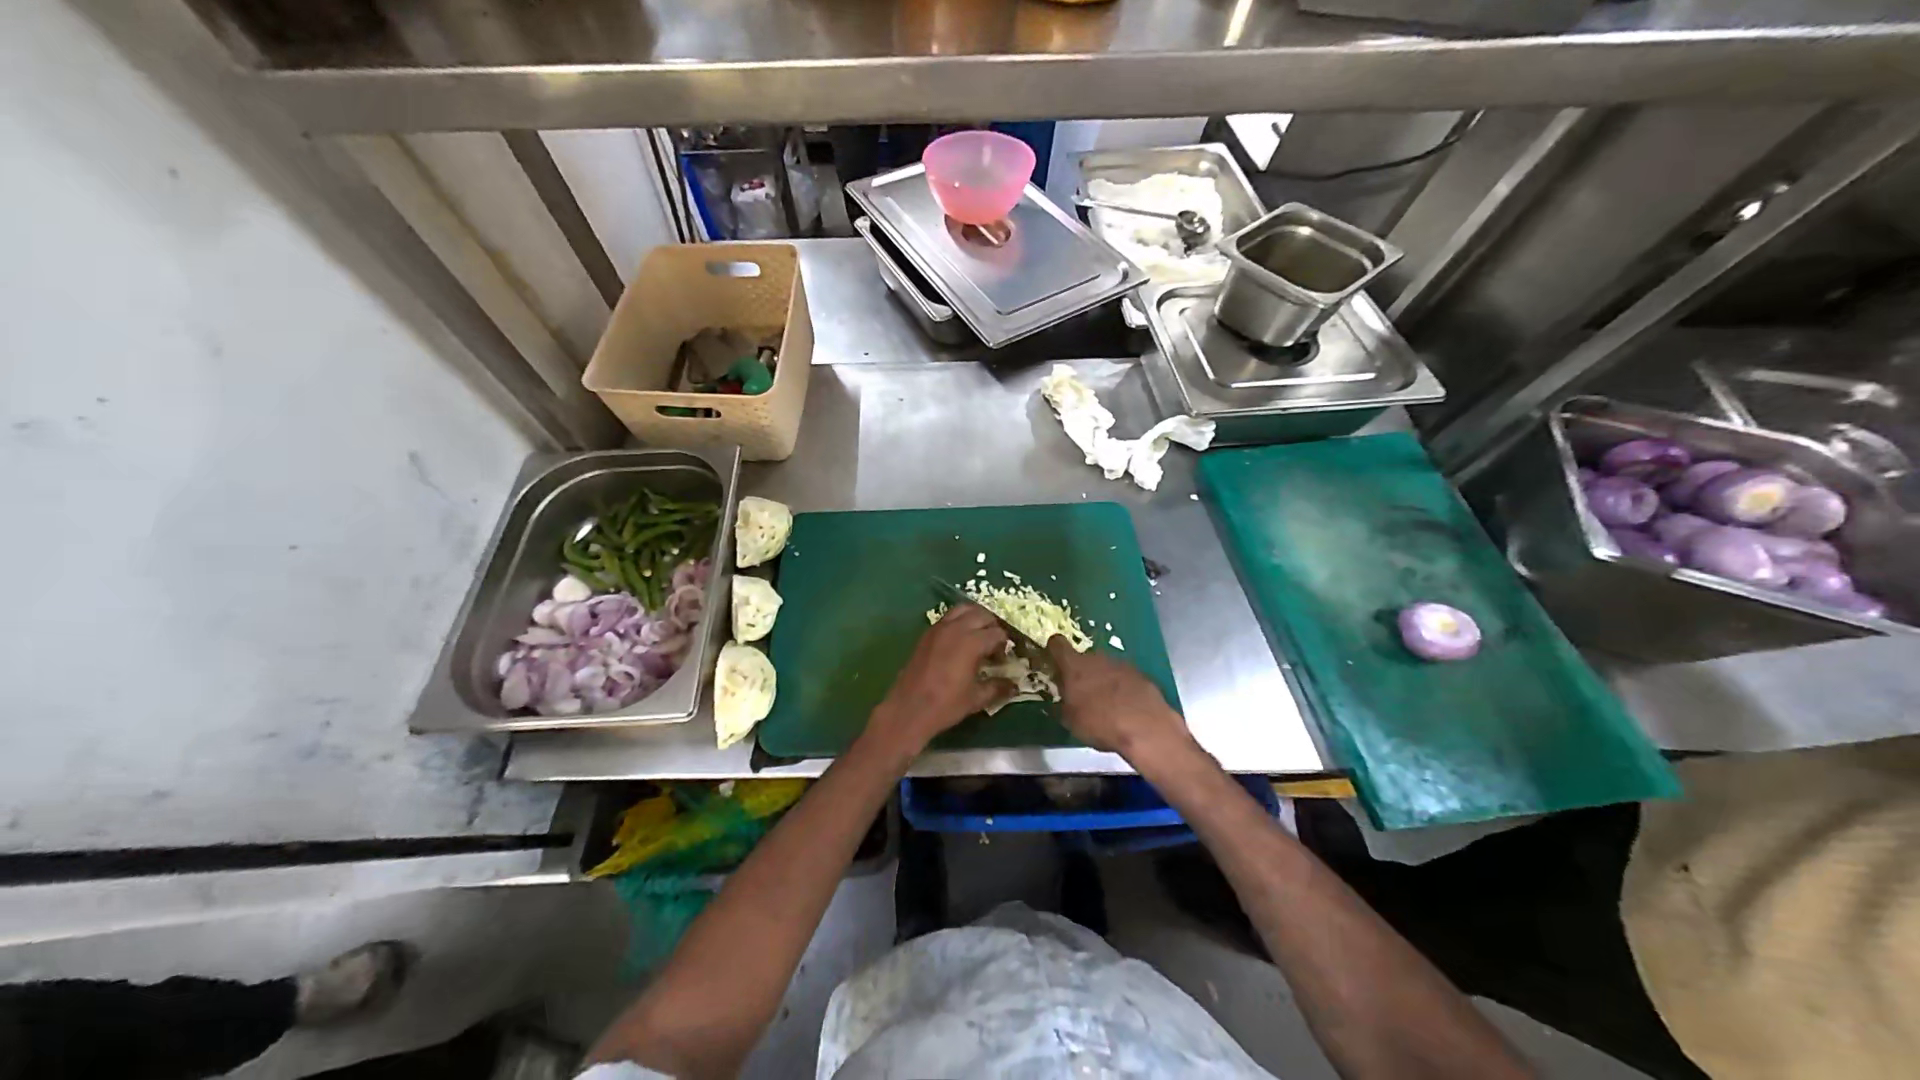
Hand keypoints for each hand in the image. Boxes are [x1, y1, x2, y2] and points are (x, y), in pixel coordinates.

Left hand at [866, 605, 1014, 755]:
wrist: (909, 709)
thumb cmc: (946, 704)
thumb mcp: (977, 698)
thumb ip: (998, 687)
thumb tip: (1013, 685)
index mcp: (972, 642)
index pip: (997, 633)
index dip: (1004, 646)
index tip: (1003, 660)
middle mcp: (956, 628)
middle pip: (982, 614)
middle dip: (992, 627)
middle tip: (995, 645)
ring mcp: (939, 628)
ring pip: (963, 610)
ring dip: (975, 618)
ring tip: (979, 636)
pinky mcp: (927, 633)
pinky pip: (948, 618)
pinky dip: (959, 621)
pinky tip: (960, 640)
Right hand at [1047, 637, 1194, 760]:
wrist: (1146, 728)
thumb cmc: (1100, 724)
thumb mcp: (1070, 720)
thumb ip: (1063, 703)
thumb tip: (1063, 699)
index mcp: (1074, 666)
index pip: (1057, 644)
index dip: (1053, 650)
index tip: (1052, 660)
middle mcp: (1097, 658)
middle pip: (1084, 658)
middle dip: (1081, 672)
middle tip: (1080, 693)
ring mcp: (1121, 664)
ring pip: (1105, 667)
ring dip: (1102, 680)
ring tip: (1105, 704)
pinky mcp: (1141, 675)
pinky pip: (1124, 677)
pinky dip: (1121, 688)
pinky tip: (1125, 707)